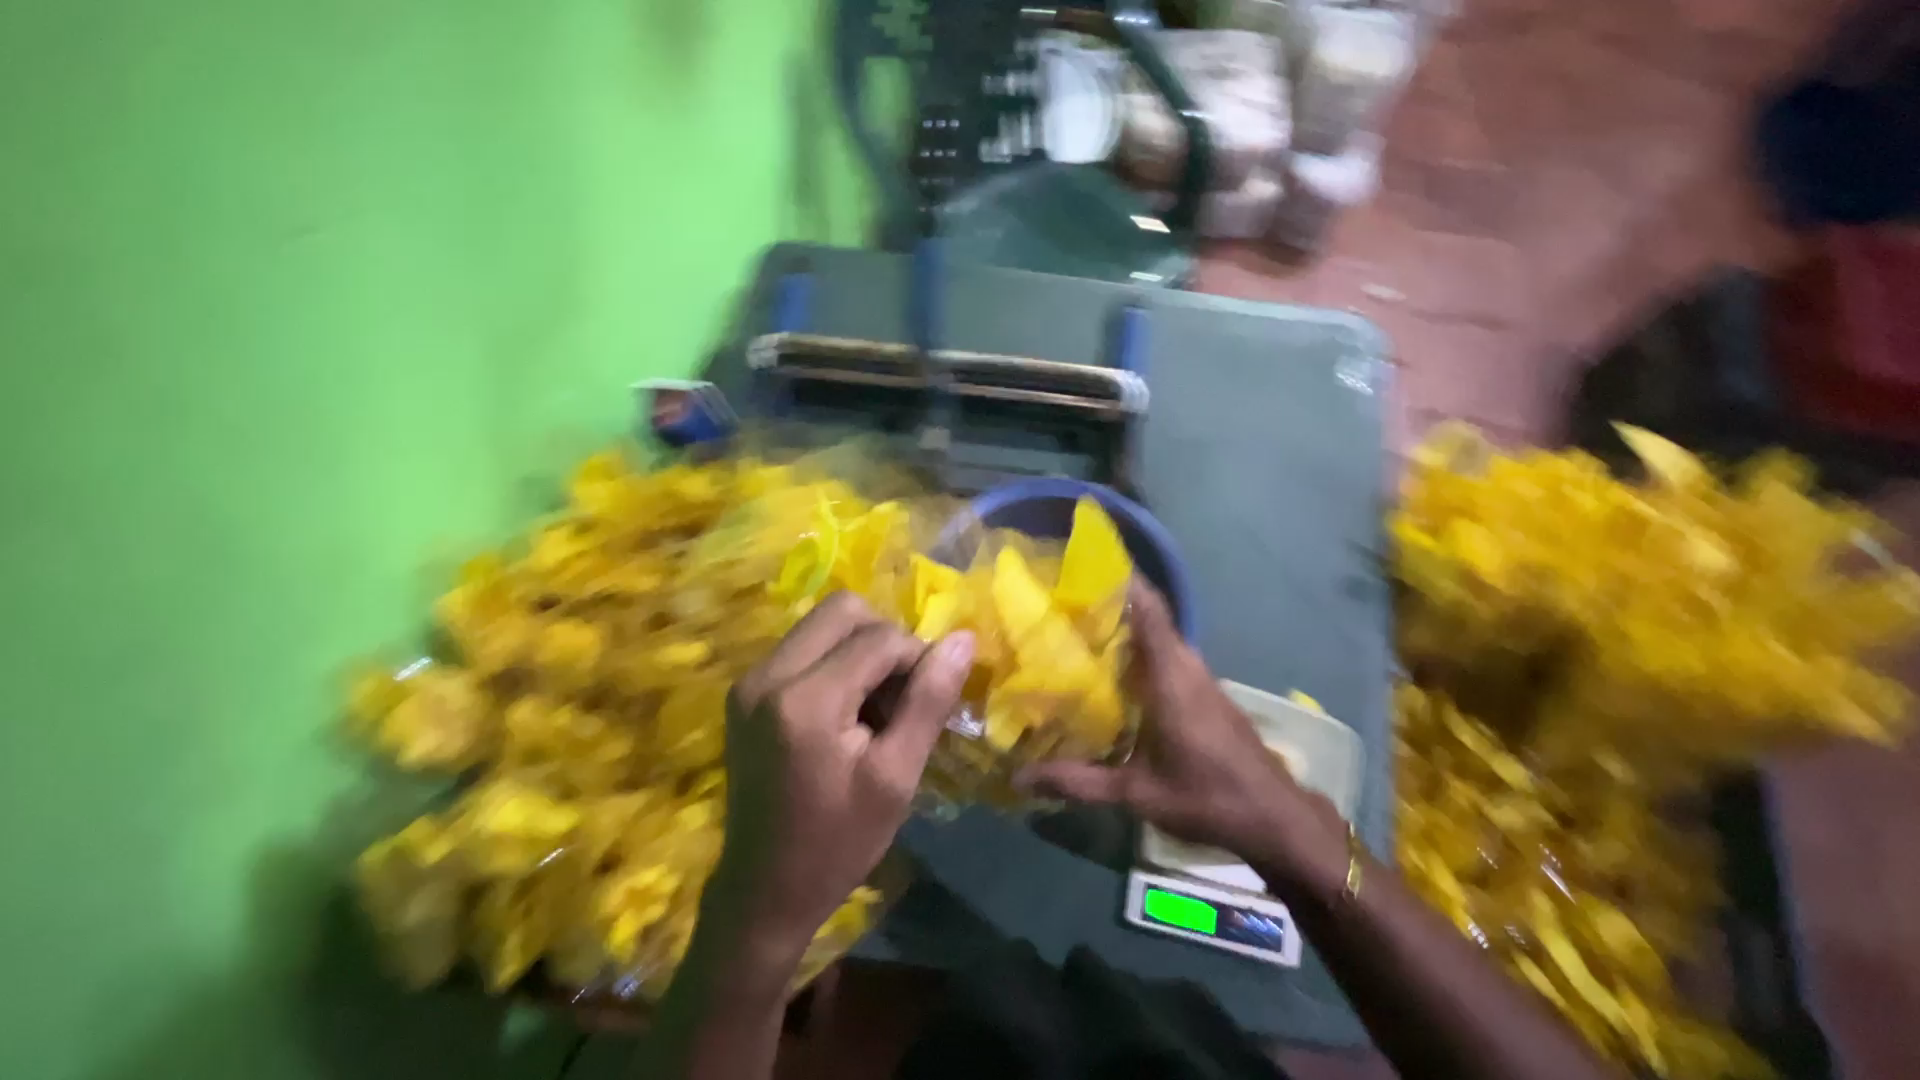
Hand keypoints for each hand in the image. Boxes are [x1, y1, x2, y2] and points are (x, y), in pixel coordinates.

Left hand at [714, 592, 974, 952]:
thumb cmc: (838, 843)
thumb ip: (929, 701)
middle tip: (898, 698)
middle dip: (885, 641)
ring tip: (872, 709)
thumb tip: (963, 639)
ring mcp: (749, 680)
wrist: (763, 888)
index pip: (880, 637)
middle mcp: (767, 674)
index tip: (923, 707)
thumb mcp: (896, 777)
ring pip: (822, 623)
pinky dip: (834, 662)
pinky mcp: (745, 690)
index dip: (917, 660)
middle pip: (844, 609)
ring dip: (859, 650)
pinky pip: (802, 646)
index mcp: (804, 699)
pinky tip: (844, 713)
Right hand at [1019, 581, 1346, 896]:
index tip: (1080, 563)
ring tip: (1072, 632)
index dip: (1119, 579)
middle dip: (1106, 605)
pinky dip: (1136, 655)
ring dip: (1121, 631)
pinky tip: (1107, 676)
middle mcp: (1186, 667)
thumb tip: (1021, 779)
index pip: (1148, 609)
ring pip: (1156, 640)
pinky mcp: (1203, 696)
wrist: (1274, 818)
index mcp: (1171, 677)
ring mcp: (1199, 680)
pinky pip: (1164, 660)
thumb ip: (1079, 782)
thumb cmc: (1208, 797)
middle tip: (1057, 602)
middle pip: (1147, 618)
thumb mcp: (1138, 793)